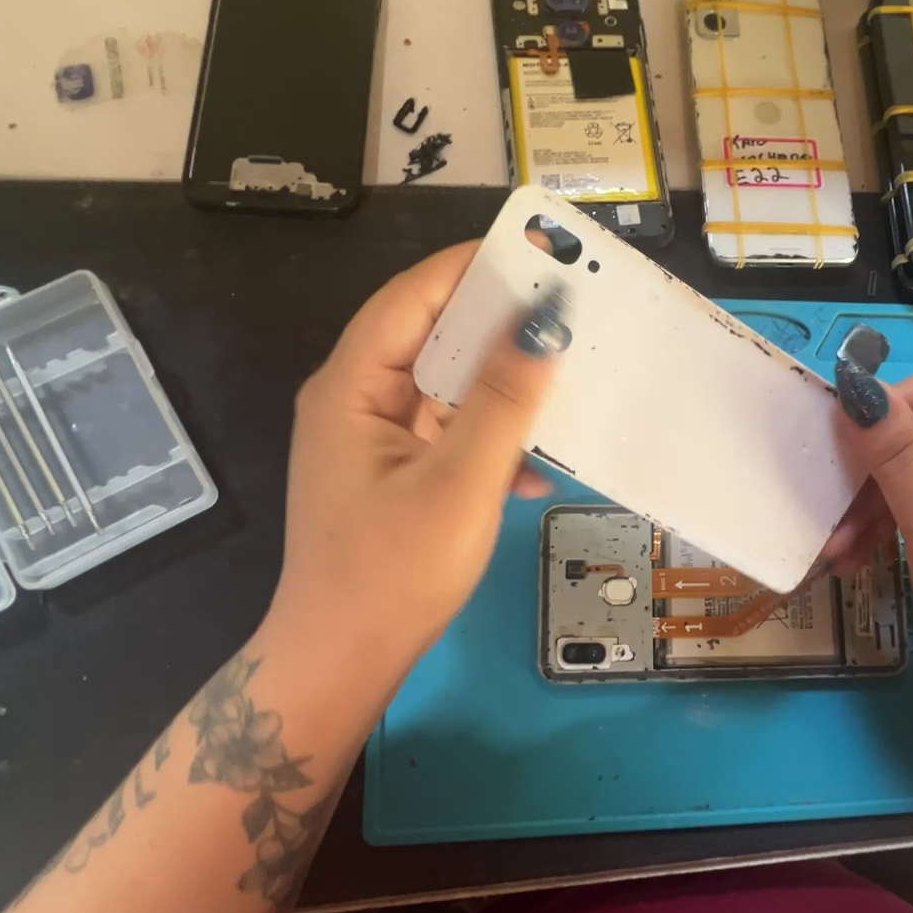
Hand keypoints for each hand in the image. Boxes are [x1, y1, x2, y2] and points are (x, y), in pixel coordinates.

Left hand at [266, 241, 564, 680]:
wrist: (346, 660)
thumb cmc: (395, 572)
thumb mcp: (459, 482)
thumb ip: (503, 402)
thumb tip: (543, 327)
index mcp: (353, 386)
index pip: (413, 297)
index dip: (474, 268)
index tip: (539, 253)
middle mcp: (358, 400)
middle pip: (433, 339)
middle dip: (500, 328)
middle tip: (567, 313)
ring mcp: (377, 439)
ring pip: (448, 389)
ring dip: (503, 390)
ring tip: (565, 382)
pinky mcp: (397, 473)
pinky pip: (450, 435)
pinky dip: (491, 441)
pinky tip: (535, 467)